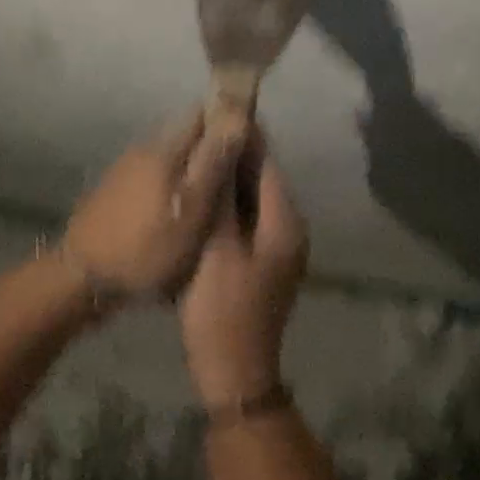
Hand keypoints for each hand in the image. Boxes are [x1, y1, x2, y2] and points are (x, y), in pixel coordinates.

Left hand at [64, 113, 247, 299]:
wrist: (83, 276)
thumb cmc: (146, 248)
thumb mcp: (192, 211)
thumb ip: (214, 163)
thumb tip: (236, 116)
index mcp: (164, 149)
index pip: (202, 114)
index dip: (228, 123)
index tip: (250, 147)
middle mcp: (141, 150)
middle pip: (184, 136)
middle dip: (210, 149)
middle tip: (234, 183)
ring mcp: (122, 170)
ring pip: (167, 158)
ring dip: (188, 171)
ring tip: (207, 203)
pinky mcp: (111, 191)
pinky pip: (150, 177)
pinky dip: (168, 188)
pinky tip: (174, 214)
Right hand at [178, 140, 308, 407]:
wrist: (232, 369)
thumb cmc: (222, 307)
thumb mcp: (216, 248)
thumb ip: (221, 196)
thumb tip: (223, 146)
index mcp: (285, 222)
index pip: (267, 163)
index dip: (243, 136)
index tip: (215, 110)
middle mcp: (289, 230)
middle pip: (261, 180)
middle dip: (231, 157)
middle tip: (194, 136)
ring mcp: (276, 250)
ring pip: (251, 202)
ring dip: (225, 183)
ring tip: (190, 163)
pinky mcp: (259, 264)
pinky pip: (243, 223)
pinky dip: (223, 209)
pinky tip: (196, 204)